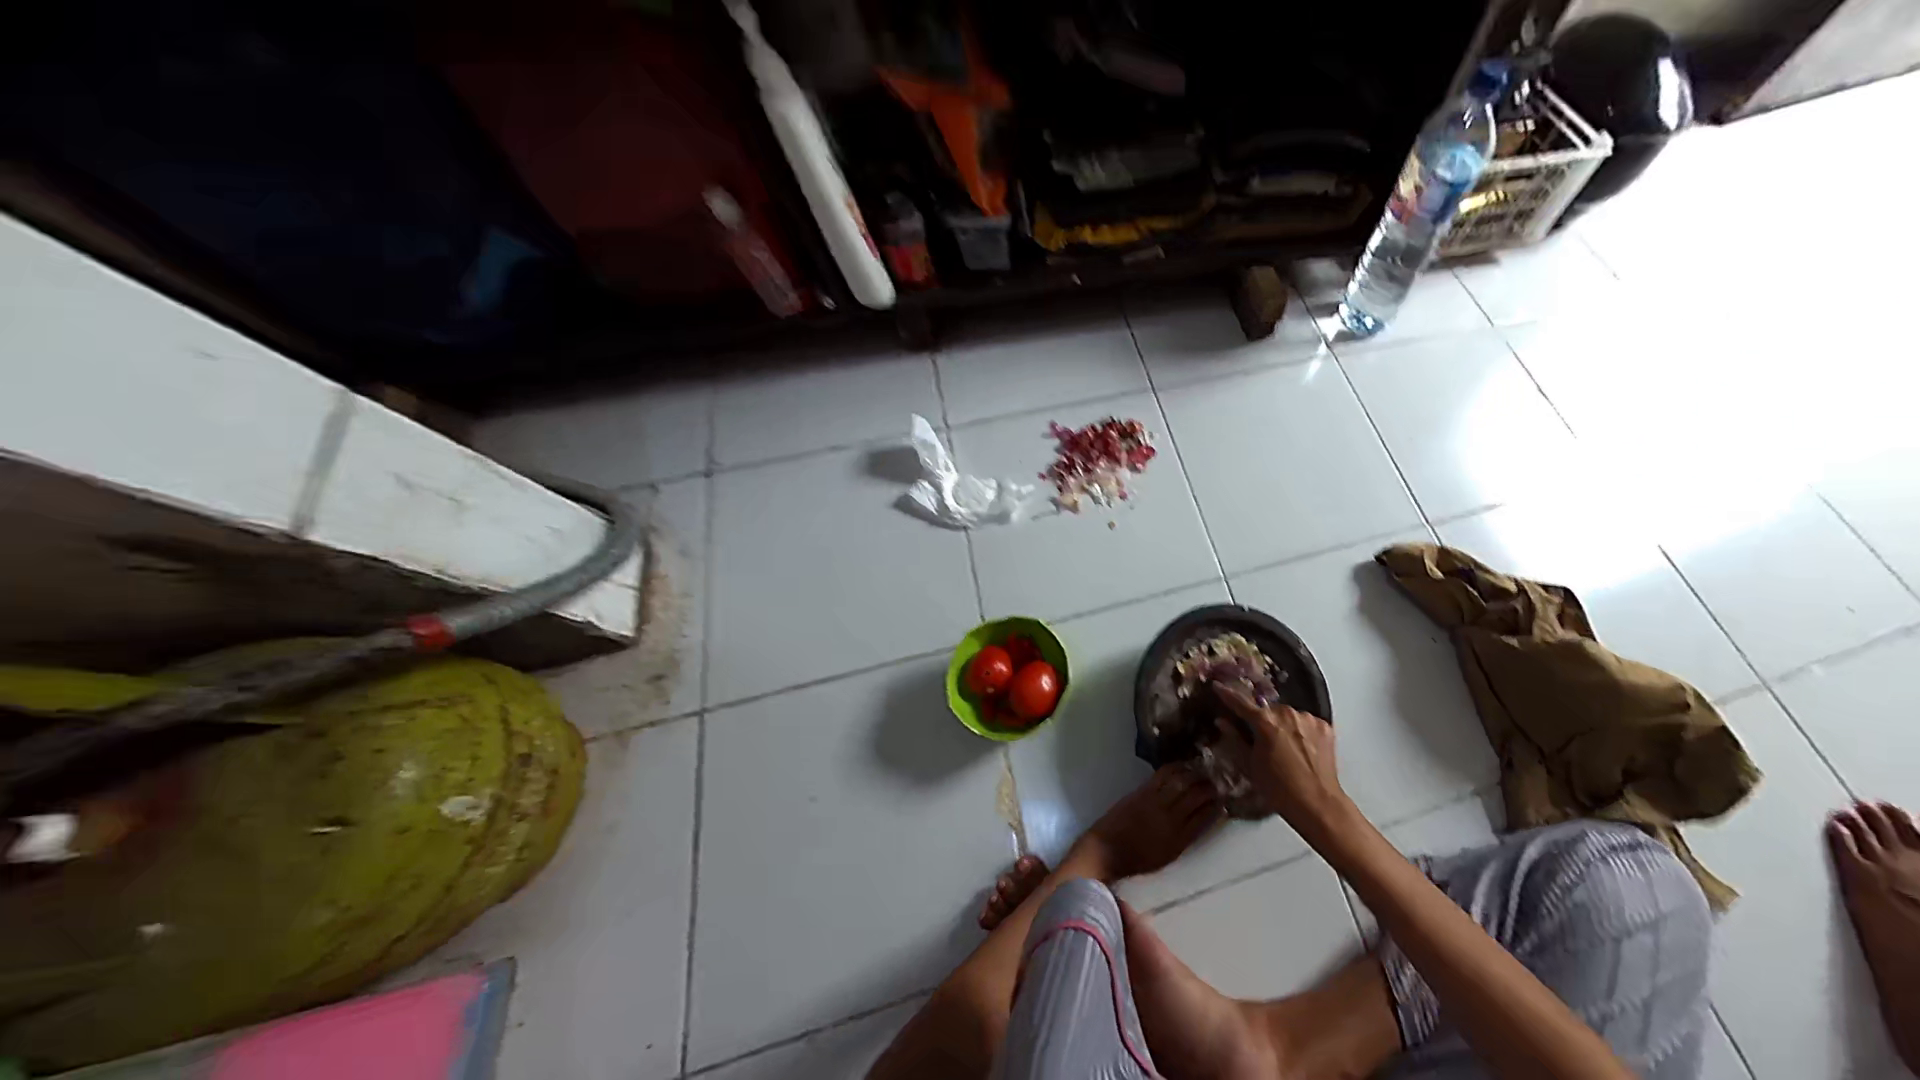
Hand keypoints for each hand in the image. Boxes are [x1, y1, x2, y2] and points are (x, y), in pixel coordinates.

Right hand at [1212, 684, 1356, 846]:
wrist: (1317, 803)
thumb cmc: (1277, 787)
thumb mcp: (1249, 765)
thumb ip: (1234, 739)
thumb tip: (1222, 721)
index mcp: (1265, 722)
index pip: (1241, 703)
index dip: (1227, 694)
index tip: (1217, 686)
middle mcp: (1287, 714)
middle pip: (1268, 709)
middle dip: (1262, 719)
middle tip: (1261, 737)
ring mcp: (1309, 719)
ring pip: (1288, 714)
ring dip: (1282, 723)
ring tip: (1284, 745)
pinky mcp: (1325, 727)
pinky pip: (1306, 722)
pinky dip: (1300, 729)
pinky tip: (1301, 747)